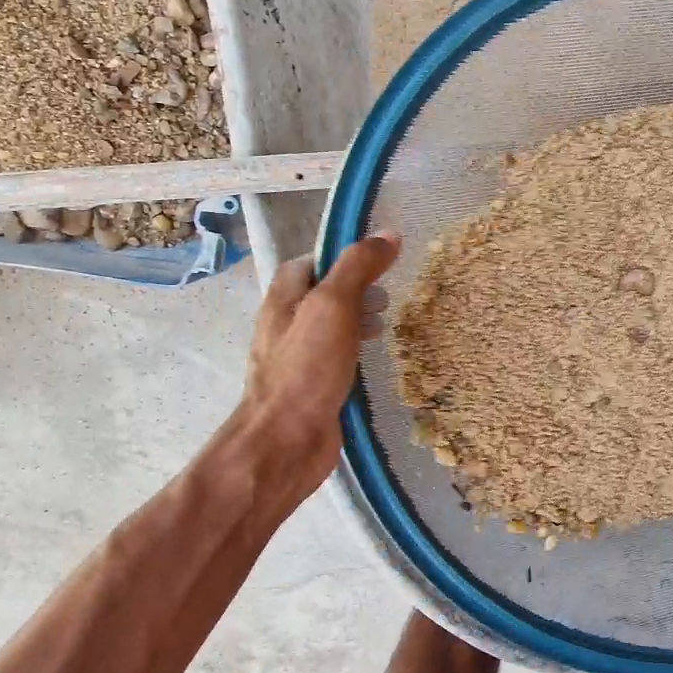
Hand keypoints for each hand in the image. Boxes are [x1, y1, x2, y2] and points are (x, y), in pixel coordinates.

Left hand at [241, 233, 402, 473]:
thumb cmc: (306, 368)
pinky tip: (375, 361)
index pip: (312, 262)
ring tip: (387, 326)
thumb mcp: (334, 306)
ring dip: (359, 320)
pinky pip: (337, 356)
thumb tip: (388, 233)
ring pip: (331, 326)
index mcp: (283, 298)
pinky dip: (357, 350)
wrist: (286, 439)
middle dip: (357, 289)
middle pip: (323, 293)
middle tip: (389, 298)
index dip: (345, 256)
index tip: (382, 261)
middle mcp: (286, 324)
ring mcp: (298, 357)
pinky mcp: (313, 385)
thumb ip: (358, 268)